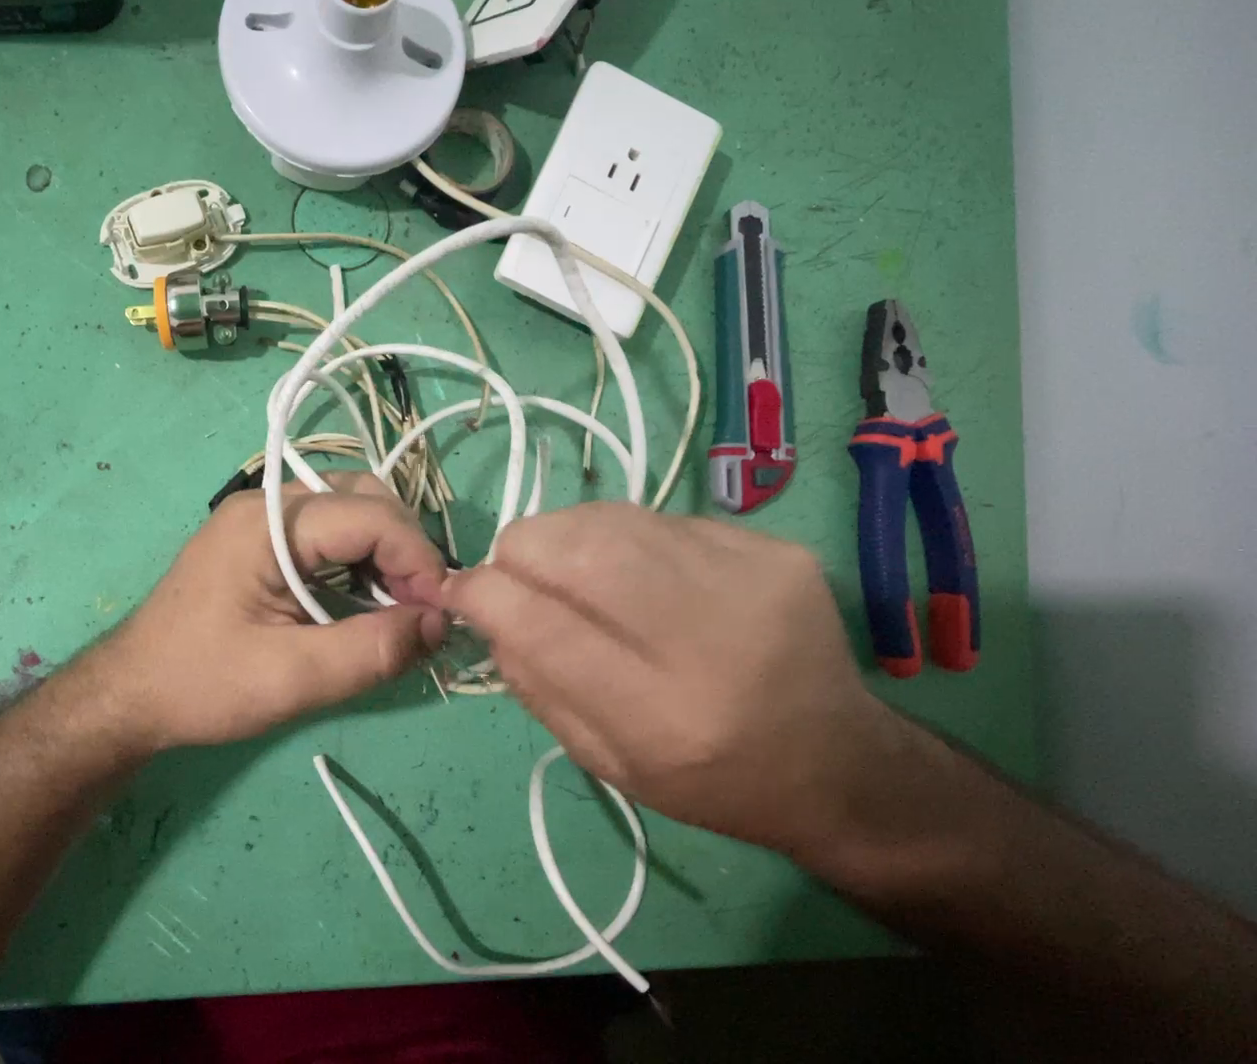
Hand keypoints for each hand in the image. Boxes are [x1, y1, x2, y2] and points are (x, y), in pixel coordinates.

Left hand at [94, 471, 446, 750]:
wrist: (131, 694)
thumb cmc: (202, 684)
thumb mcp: (292, 679)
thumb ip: (371, 650)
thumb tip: (439, 625)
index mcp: (268, 523)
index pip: (371, 515)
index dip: (417, 559)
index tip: (439, 614)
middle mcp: (266, 504)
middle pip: (364, 498)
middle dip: (404, 548)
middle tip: (420, 609)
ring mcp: (260, 519)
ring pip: (350, 510)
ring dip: (385, 553)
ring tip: (399, 607)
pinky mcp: (260, 542)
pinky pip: (327, 533)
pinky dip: (359, 560)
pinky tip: (366, 601)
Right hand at [443, 502, 911, 855]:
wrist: (837, 763)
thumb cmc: (707, 779)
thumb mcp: (603, 762)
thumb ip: (533, 684)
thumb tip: (485, 608)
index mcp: (661, 716)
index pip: (540, 624)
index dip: (482, 595)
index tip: (458, 592)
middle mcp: (710, 638)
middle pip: (574, 549)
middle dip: (518, 552)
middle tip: (513, 575)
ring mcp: (750, 579)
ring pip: (609, 518)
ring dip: (563, 538)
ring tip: (569, 574)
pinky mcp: (772, 548)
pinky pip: (656, 519)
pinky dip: (621, 539)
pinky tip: (637, 575)